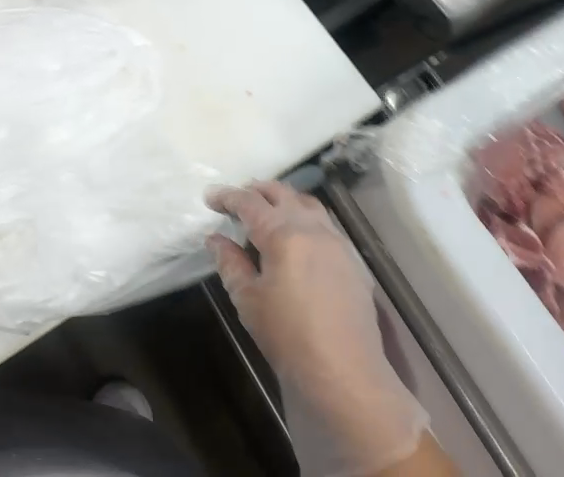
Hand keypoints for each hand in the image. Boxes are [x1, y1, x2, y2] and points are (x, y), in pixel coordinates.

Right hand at [207, 181, 429, 476]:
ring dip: (284, 201)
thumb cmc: (288, 336)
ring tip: (267, 211)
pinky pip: (326, 225)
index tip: (209, 198)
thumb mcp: (248, 300)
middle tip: (236, 199)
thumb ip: (230, 263)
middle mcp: (312, 229)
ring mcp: (337, 243)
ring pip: (308, 205)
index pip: (249, 203)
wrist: (345, 373)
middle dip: (257, 191)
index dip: (227, 196)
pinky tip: (297, 238)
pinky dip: (305, 218)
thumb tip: (216, 239)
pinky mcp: (353, 262)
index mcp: (282, 234)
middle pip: (282, 194)